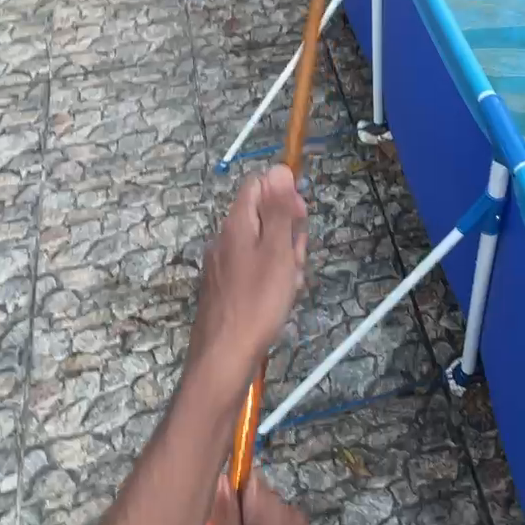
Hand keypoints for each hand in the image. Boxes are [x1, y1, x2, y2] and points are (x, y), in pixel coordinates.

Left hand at [191, 165, 307, 380]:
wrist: (225, 357)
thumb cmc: (257, 302)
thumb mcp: (277, 249)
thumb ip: (278, 208)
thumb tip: (279, 167)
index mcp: (236, 224)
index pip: (258, 184)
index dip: (283, 192)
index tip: (300, 216)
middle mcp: (225, 238)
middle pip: (263, 215)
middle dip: (288, 230)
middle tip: (296, 257)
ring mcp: (223, 264)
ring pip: (263, 244)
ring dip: (284, 257)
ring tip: (290, 283)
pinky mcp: (226, 287)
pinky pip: (255, 268)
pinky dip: (272, 277)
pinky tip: (280, 298)